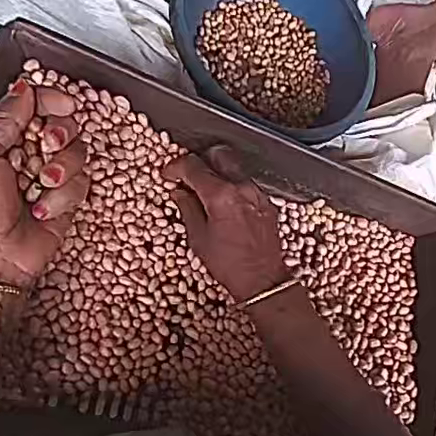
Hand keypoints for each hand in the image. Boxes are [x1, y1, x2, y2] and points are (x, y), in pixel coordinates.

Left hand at [0, 77, 89, 287]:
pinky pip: (82, 185)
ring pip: (78, 155)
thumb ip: (4, 116)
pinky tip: (42, 210)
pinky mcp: (66, 202)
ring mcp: (49, 179)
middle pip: (64, 126)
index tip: (63, 103)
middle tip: (47, 147)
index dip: (52, 99)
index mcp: (3, 137)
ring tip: (39, 185)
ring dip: (61, 170)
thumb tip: (25, 89)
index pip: (35, 104)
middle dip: (60, 135)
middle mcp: (29, 155)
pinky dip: (63, 197)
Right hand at [162, 146, 290, 300]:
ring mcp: (257, 194)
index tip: (169, 175)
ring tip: (206, 194)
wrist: (262, 280)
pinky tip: (225, 205)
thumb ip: (187, 208)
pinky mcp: (267, 203)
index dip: (176, 167)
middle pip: (217, 155)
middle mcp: (242, 188)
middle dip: (200, 161)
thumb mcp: (198, 238)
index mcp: (221, 195)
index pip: (193, 166)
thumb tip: (179, 192)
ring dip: (218, 174)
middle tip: (188, 177)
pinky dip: (233, 188)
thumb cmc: (230, 265)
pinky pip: (247, 185)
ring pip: (235, 168)